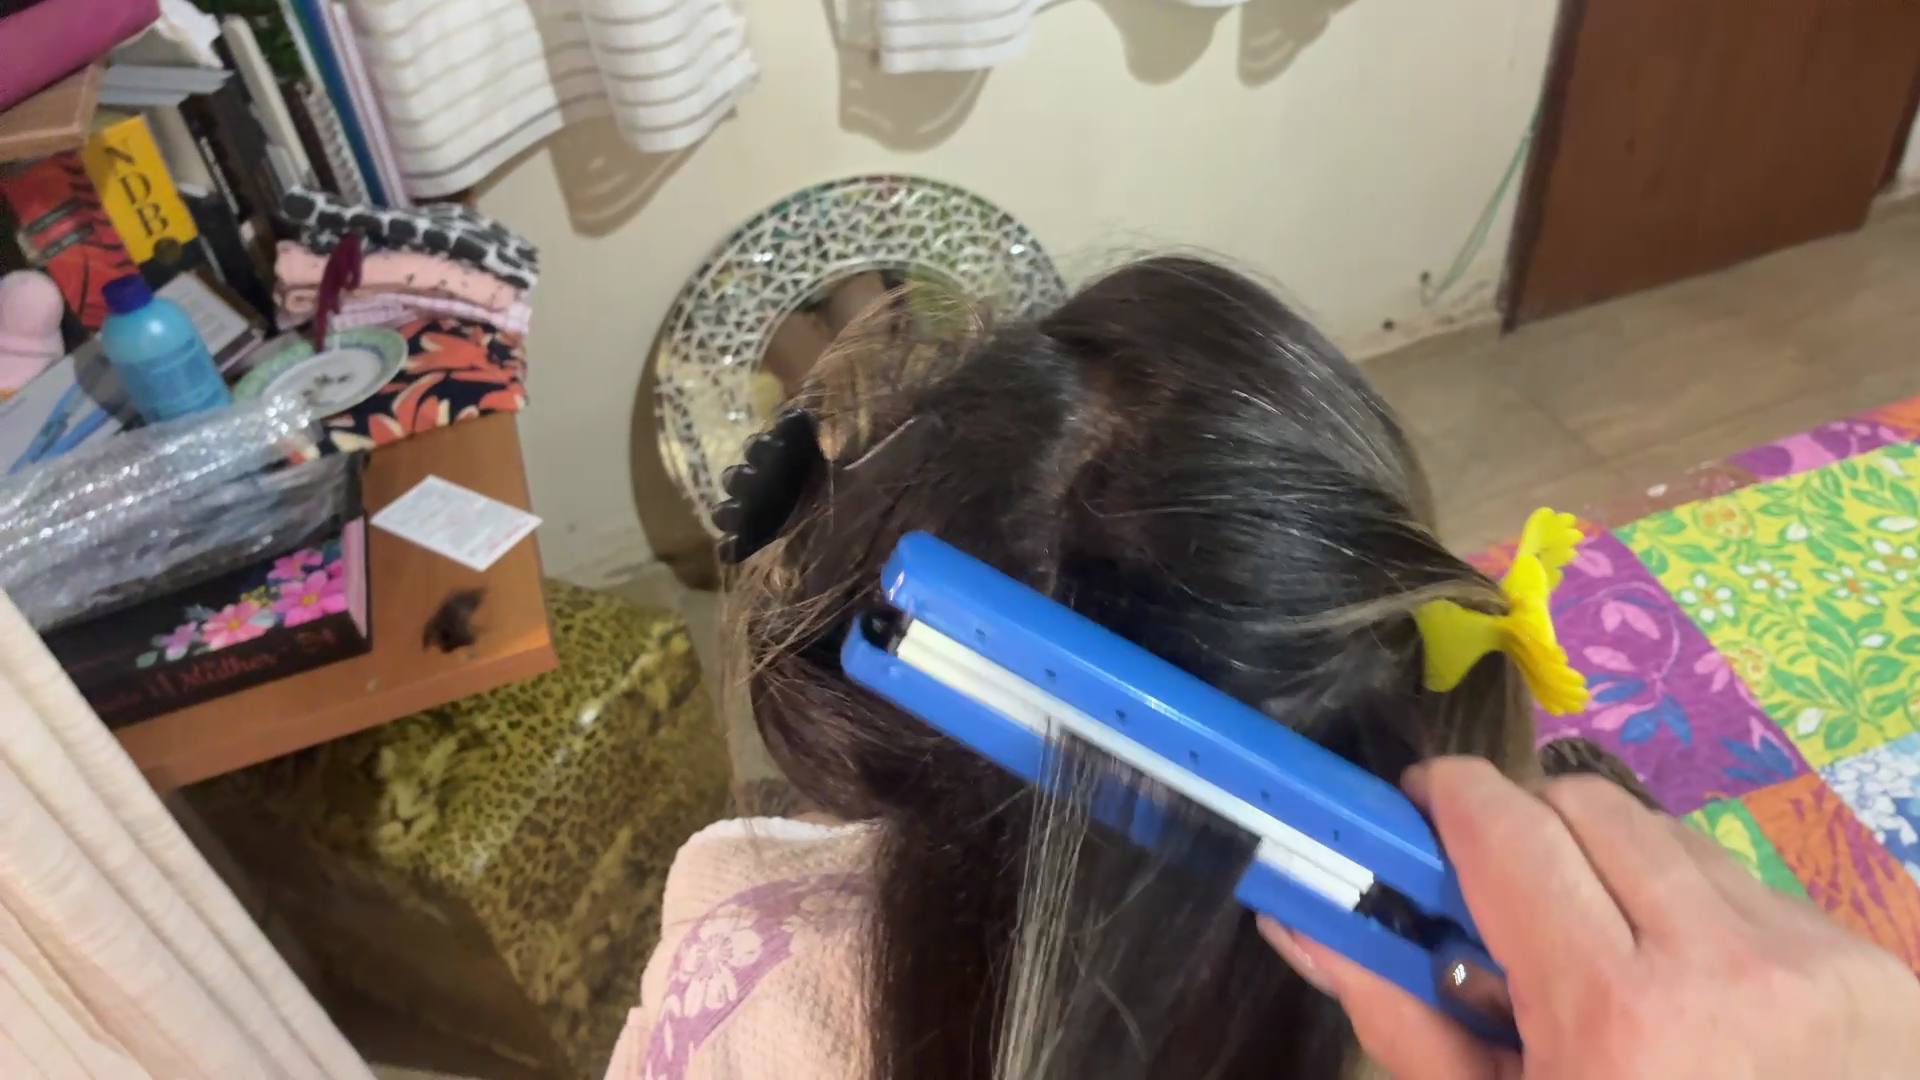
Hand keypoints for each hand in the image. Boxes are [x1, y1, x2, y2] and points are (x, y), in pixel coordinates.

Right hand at [1259, 757, 1919, 1078]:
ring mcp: (1825, 963)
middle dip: (1516, 824)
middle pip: (1572, 798)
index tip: (1416, 814)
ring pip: (1652, 826)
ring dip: (1597, 856)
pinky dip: (1676, 894)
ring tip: (1597, 939)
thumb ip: (1383, 1003)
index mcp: (1617, 1010)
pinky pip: (1728, 873)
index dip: (1440, 795)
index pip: (1497, 816)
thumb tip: (1288, 914)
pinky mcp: (1880, 968)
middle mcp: (1731, 964)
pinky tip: (1683, 976)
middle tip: (1496, 888)